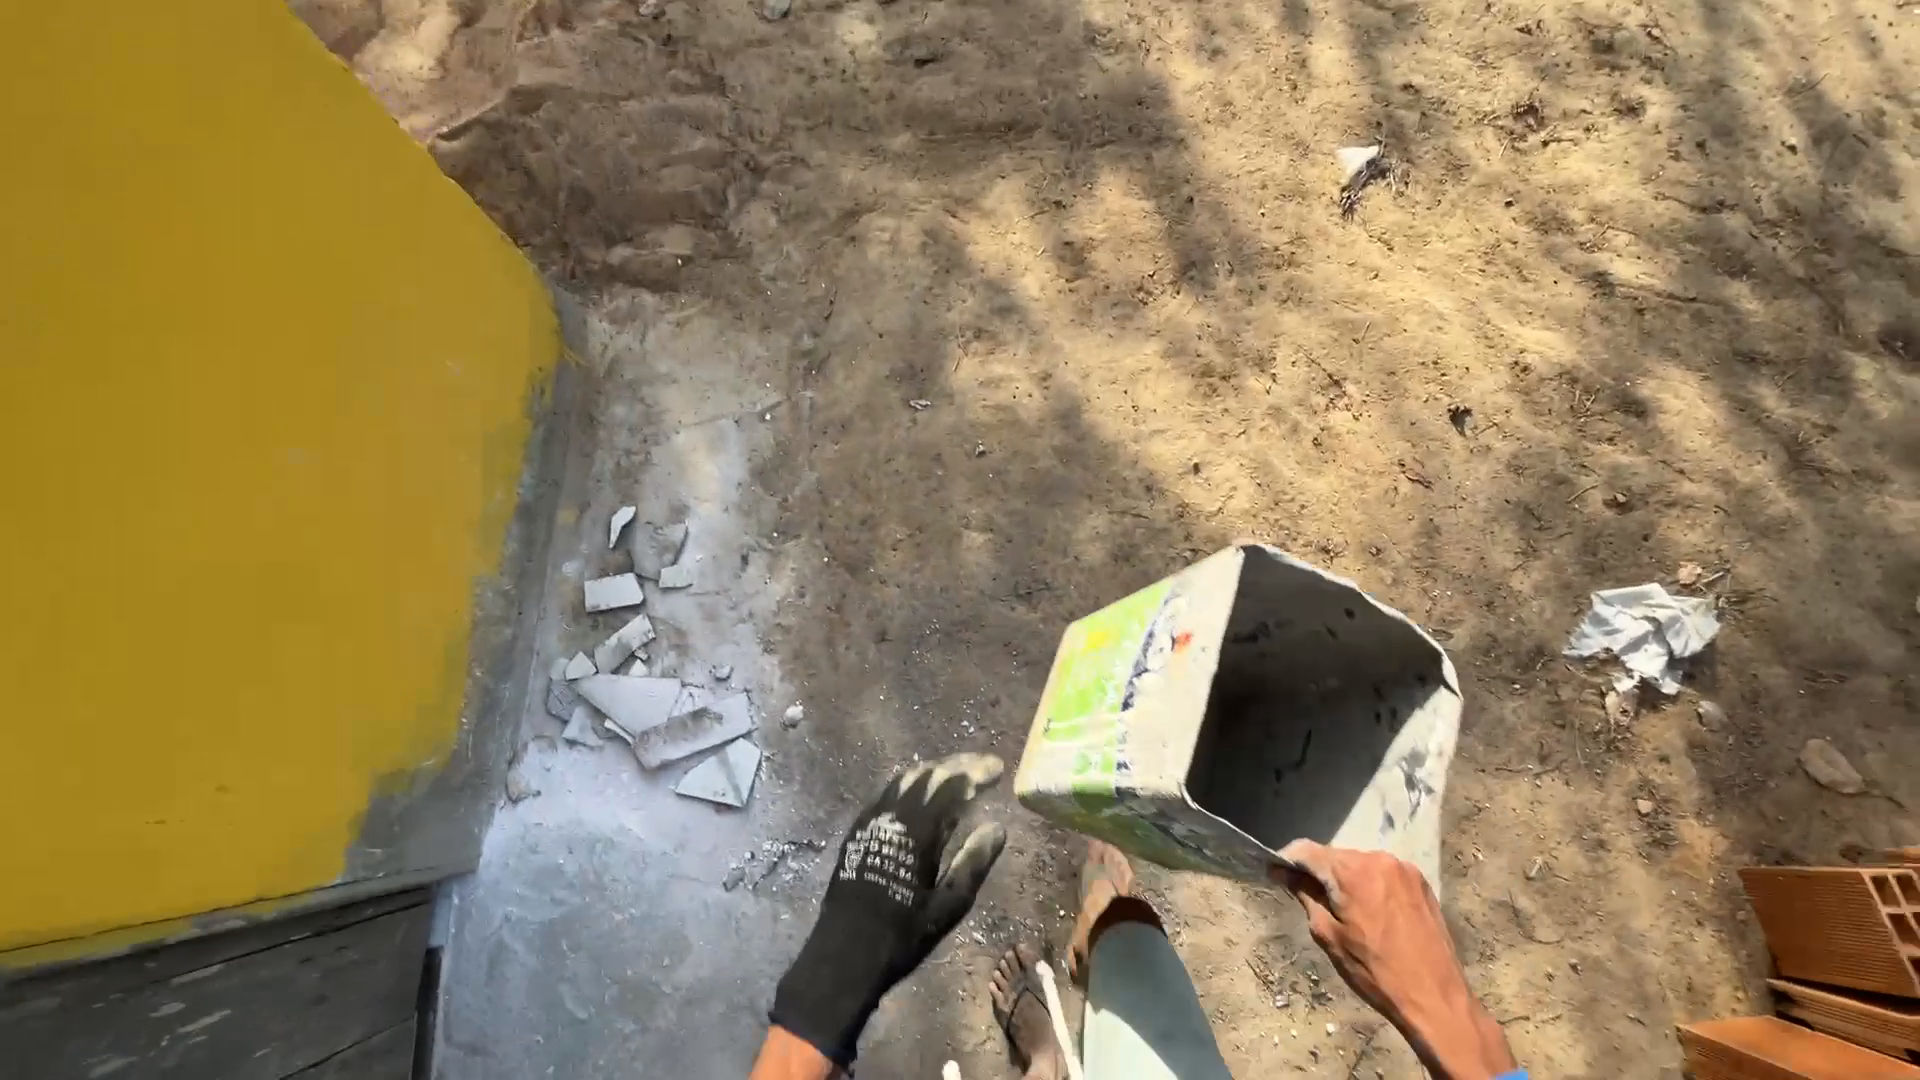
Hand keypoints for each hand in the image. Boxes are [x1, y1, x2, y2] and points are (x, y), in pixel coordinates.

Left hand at [770, 753, 1007, 1066]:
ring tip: (958, 772)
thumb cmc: (902, 935)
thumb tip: (999, 828)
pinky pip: (888, 790)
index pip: (951, 785)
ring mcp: (871, 819)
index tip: (998, 767)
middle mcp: (892, 815)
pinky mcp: (858, 829)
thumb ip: (973, 862)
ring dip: (934, 770)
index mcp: (917, 831)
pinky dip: (911, 782)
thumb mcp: (947, 906)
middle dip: (958, 765)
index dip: (976, 772)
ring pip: (905, 778)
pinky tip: (921, 791)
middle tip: (983, 765)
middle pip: (928, 774)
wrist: (843, 953)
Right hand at [1275, 841, 1516, 1079]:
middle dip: (1318, 873)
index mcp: (1352, 871)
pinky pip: (1382, 874)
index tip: (1275, 874)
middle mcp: (1378, 859)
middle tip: (1309, 898)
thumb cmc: (1376, 972)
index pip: (1306, 850)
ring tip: (1344, 910)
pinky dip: (1369, 885)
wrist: (1437, 1000)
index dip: (1287, 860)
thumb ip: (1304, 895)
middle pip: (1334, 856)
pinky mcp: (1422, 884)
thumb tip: (1282, 871)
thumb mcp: (1328, 935)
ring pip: (1359, 864)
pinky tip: (1372, 912)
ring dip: (1345, 879)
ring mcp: (1404, 870)